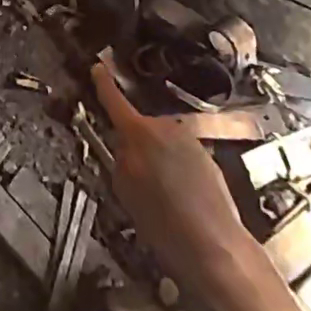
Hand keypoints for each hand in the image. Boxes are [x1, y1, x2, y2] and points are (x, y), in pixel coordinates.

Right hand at [92, 63, 262, 288]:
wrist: (212, 243)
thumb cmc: (162, 221)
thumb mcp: (126, 191)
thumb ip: (120, 160)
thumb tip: (123, 146)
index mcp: (139, 134)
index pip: (115, 103)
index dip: (104, 85)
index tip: (97, 67)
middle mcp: (165, 127)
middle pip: (140, 128)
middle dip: (135, 146)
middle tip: (135, 181)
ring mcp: (189, 139)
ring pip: (162, 143)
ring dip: (157, 159)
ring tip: (161, 196)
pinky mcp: (206, 154)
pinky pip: (180, 155)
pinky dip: (175, 169)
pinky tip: (180, 198)